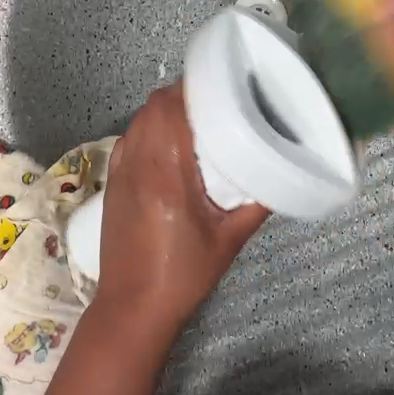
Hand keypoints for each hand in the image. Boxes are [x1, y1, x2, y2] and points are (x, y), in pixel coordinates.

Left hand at [95, 83, 269, 331]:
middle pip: (154, 105)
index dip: (192, 89)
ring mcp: (121, 169)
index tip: (220, 87)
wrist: (133, 307)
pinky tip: (169, 145)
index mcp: (167, 170)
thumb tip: (281, 170)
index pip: (171, 107)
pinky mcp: (112, 180)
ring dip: (164, 111)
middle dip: (182, 95)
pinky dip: (148, 129)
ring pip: (140, 118)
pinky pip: (130, 137)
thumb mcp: (230, 240)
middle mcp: (139, 161)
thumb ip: (256, 202)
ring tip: (195, 120)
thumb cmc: (184, 274)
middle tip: (214, 102)